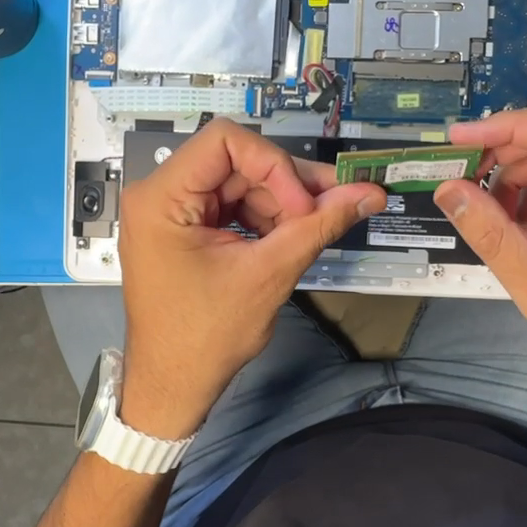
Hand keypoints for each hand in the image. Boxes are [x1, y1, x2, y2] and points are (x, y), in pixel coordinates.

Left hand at [118, 120, 385, 439]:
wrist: (173, 386)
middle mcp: (160, 195)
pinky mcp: (187, 230)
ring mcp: (173, 213)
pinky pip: (233, 206)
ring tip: (315, 230)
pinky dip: (266, 219)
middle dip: (287, 186)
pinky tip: (291, 238)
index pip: (225, 141)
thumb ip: (317, 227)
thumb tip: (366, 194)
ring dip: (282, 204)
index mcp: (162, 198)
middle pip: (237, 162)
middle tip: (335, 206)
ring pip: (241, 184)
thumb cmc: (205, 338)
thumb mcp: (267, 276)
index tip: (302, 205)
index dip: (274, 164)